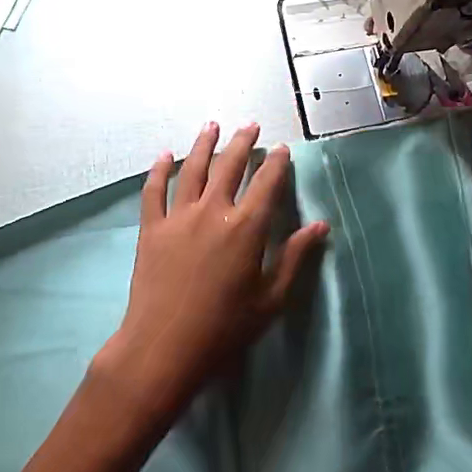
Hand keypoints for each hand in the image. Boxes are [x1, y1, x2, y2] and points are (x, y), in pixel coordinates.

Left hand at [93, 122, 327, 422]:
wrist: (164, 346)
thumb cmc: (225, 327)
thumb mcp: (270, 298)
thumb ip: (294, 257)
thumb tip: (320, 225)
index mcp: (246, 228)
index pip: (266, 184)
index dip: (276, 163)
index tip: (282, 148)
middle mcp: (213, 212)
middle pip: (230, 166)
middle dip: (242, 143)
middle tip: (251, 125)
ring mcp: (178, 217)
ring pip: (193, 169)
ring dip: (204, 144)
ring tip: (213, 125)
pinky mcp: (151, 229)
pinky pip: (154, 191)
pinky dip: (159, 170)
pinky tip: (164, 156)